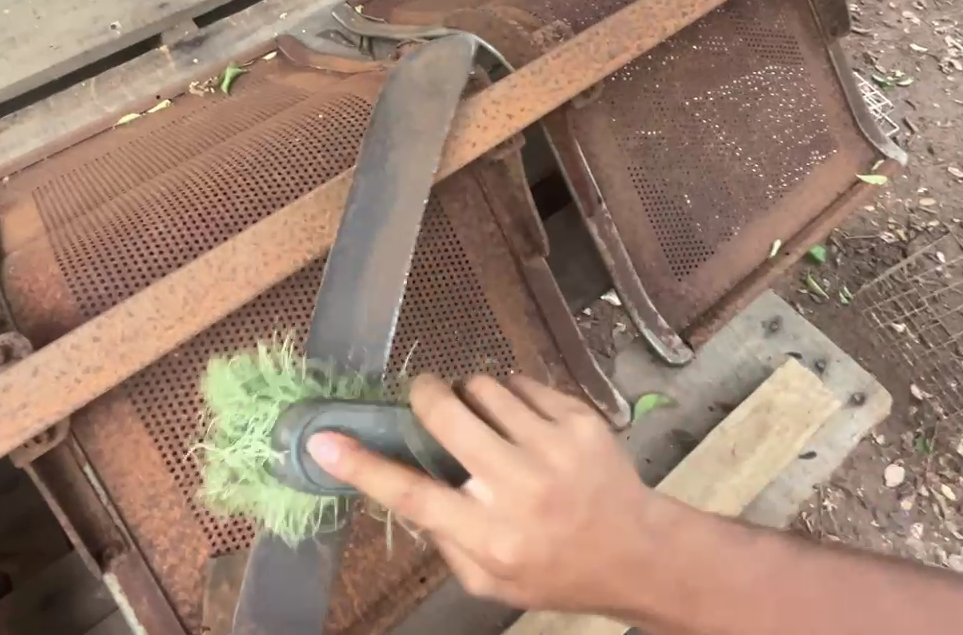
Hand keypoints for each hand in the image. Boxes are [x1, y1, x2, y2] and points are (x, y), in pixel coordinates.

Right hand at [306, 373, 680, 618]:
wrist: (637, 551)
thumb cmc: (553, 570)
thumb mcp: (489, 581)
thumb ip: (444, 535)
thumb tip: (404, 482)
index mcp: (490, 537)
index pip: (412, 495)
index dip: (362, 465)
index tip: (325, 440)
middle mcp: (519, 489)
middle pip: (446, 415)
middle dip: (426, 394)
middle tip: (427, 396)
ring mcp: (554, 448)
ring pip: (483, 387)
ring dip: (473, 396)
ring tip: (487, 419)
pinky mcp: (579, 419)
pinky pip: (521, 382)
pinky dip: (511, 394)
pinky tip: (525, 421)